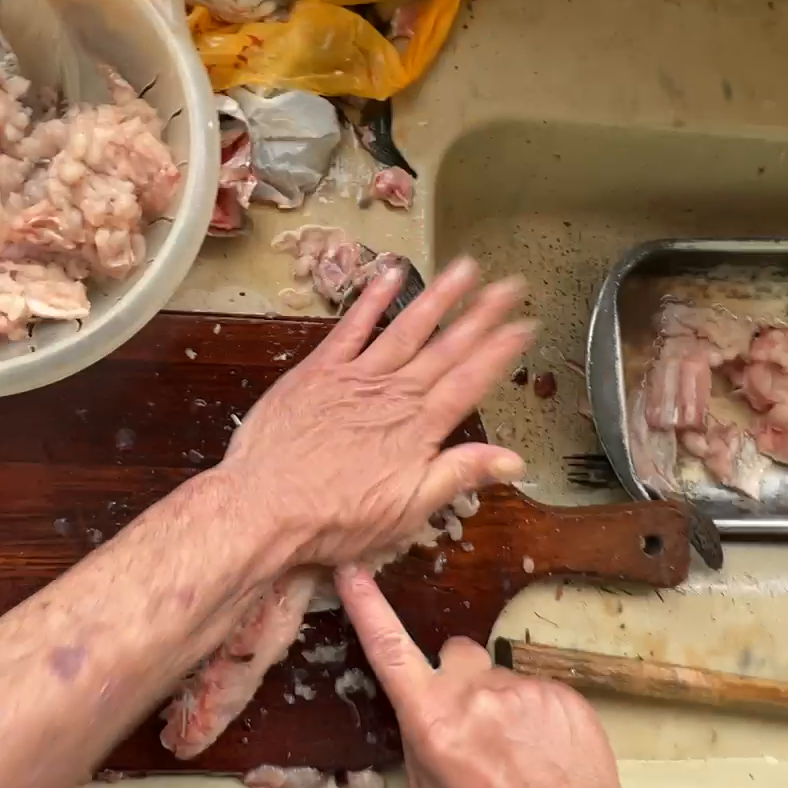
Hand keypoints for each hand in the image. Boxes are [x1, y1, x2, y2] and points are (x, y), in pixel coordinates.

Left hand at [216, 257, 533, 567]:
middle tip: (510, 286)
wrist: (263, 507)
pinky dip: (372, 299)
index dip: (499, 353)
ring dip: (438, 297)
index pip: (469, 382)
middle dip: (481, 315)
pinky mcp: (319, 370)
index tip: (523, 327)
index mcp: (417, 429)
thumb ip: (457, 476)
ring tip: (465, 269)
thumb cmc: (333, 519)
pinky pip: (350, 327)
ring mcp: (355, 376)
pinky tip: (391, 274)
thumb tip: (513, 460)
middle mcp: (392, 394)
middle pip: (446, 348)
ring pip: (406, 329)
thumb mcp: (404, 512)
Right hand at [337, 567, 684, 787]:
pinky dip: (539, 713)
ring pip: (498, 675)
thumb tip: (422, 701)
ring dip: (503, 702)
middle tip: (478, 723)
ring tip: (520, 750)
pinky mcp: (560, 692)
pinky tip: (547, 750)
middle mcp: (473, 696)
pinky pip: (537, 688)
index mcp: (433, 723)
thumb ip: (420, 733)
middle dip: (460, 675)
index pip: (390, 650)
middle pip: (456, 652)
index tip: (351, 570)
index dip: (366, 606)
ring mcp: (521, 690)